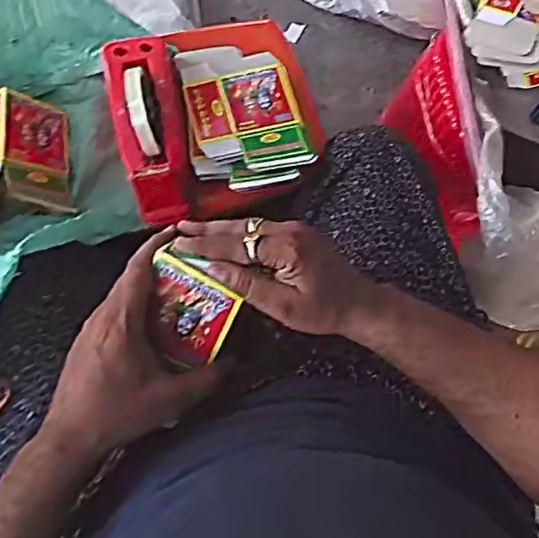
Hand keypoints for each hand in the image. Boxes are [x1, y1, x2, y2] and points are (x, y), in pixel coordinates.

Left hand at [38, 228, 224, 463]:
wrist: (68, 438)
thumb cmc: (117, 413)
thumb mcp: (170, 399)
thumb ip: (207, 380)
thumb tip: (234, 364)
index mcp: (120, 319)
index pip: (138, 268)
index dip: (157, 245)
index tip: (177, 232)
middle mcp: (102, 316)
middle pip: (131, 278)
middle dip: (160, 268)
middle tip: (190, 269)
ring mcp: (90, 328)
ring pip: (122, 295)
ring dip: (148, 289)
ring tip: (178, 295)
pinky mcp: (86, 341)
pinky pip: (114, 311)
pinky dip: (136, 307)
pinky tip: (153, 326)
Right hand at [171, 219, 381, 336]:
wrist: (360, 303)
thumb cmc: (324, 311)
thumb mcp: (284, 307)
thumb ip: (248, 285)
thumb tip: (213, 269)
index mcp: (285, 248)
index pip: (236, 244)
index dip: (205, 245)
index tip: (180, 244)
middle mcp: (289, 231)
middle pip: (240, 227)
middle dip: (207, 229)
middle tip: (178, 229)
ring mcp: (295, 229)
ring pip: (250, 225)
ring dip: (221, 228)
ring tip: (192, 229)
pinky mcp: (298, 233)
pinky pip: (262, 228)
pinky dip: (239, 232)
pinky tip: (223, 235)